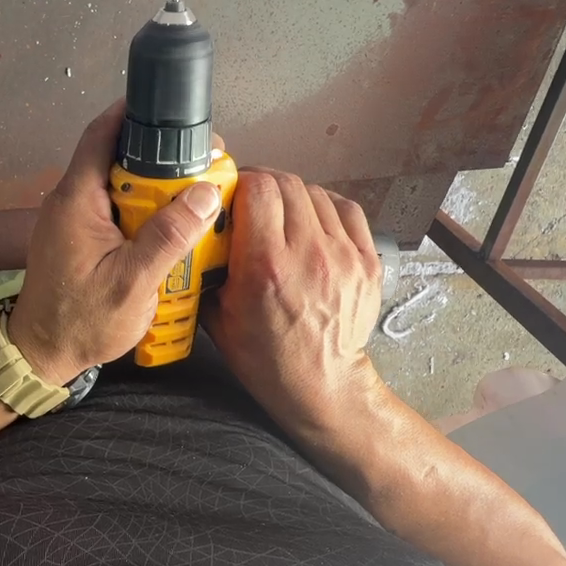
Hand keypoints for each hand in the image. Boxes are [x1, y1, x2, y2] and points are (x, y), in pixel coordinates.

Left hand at [8, 101, 222, 383]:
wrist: (41, 356)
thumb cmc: (81, 322)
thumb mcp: (132, 283)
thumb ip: (168, 237)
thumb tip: (206, 192)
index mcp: (77, 200)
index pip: (102, 134)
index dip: (135, 114)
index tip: (174, 111)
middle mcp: (70, 201)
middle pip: (117, 158)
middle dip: (160, 158)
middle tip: (203, 163)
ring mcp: (72, 221)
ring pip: (119, 187)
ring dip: (154, 190)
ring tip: (196, 195)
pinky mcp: (78, 239)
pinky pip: (115, 211)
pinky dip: (142, 213)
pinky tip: (169, 228)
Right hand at [200, 169, 384, 437]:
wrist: (318, 382)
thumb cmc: (263, 354)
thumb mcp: (215, 315)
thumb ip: (206, 269)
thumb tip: (198, 231)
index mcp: (265, 265)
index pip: (257, 188)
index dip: (240, 182)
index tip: (230, 192)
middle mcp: (308, 253)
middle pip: (286, 184)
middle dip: (263, 184)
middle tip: (249, 198)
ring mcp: (344, 255)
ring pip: (316, 193)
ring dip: (292, 195)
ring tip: (279, 212)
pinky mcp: (367, 260)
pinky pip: (346, 209)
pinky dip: (324, 207)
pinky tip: (310, 220)